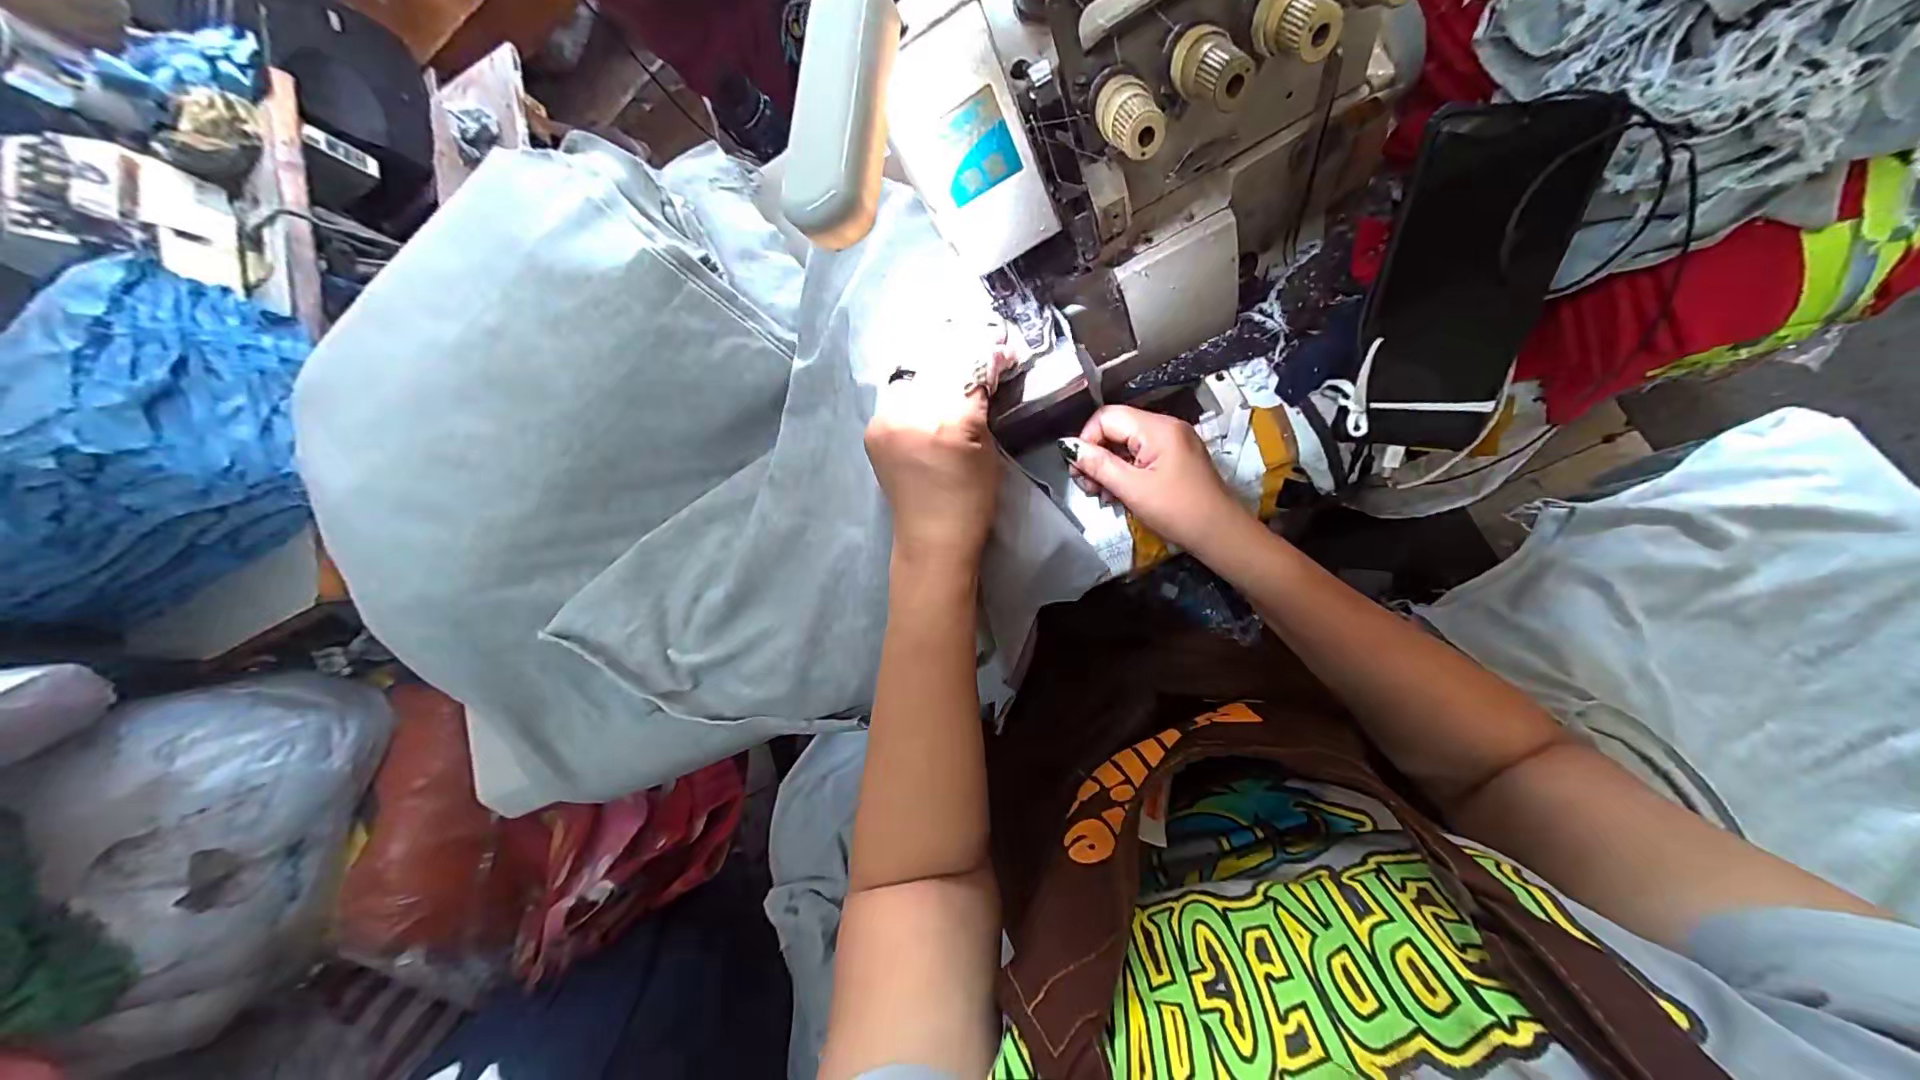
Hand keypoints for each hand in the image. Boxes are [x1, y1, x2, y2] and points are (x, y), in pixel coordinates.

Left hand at [865, 360, 1004, 574]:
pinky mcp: (872, 432)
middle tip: (977, 361)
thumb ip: (980, 405)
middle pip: (936, 369)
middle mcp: (908, 416)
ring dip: (935, 377)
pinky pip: (897, 399)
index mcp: (946, 423)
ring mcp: (883, 423)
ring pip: (915, 381)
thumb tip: (989, 365)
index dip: (985, 358)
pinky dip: (915, 396)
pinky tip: (928, 404)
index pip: (967, 371)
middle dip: (958, 360)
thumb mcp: (986, 449)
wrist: (931, 539)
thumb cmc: (970, 501)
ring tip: (951, 381)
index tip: (1000, 349)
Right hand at [1063, 405, 1254, 559]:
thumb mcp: (1132, 489)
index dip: (1086, 440)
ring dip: (1108, 466)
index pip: (1107, 417)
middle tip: (1088, 486)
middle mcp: (1166, 426)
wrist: (1221, 534)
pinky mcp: (1175, 457)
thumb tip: (1068, 448)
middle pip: (1116, 428)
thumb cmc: (1178, 511)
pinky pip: (1141, 454)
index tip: (1078, 469)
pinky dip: (1125, 470)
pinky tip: (1120, 492)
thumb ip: (1098, 465)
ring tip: (1102, 493)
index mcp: (1158, 428)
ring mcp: (1173, 441)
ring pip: (1126, 443)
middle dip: (1096, 455)